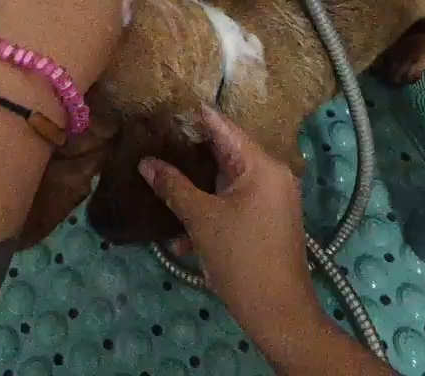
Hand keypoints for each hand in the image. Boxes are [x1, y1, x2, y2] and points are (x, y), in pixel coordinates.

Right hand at [139, 107, 321, 342]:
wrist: (280, 317)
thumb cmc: (242, 259)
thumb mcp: (201, 220)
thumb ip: (173, 186)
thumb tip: (145, 162)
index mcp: (261, 166)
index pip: (223, 126)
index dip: (192, 116)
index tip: (163, 107)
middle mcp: (270, 175)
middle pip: (224, 151)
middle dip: (189, 150)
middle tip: (153, 139)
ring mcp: (270, 199)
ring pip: (225, 178)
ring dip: (195, 183)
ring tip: (158, 174)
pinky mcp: (265, 220)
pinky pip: (232, 201)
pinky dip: (209, 207)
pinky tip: (179, 230)